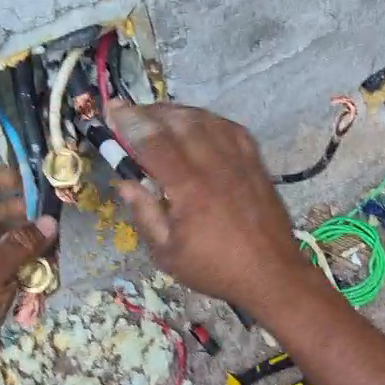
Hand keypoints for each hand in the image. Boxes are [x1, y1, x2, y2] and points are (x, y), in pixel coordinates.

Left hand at [0, 167, 56, 368]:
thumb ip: (23, 243)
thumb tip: (51, 220)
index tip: (27, 175)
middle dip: (24, 213)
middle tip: (54, 210)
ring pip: (8, 242)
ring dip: (31, 241)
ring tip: (55, 240)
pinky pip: (13, 265)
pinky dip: (29, 264)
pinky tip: (48, 266)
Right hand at [107, 102, 324, 315]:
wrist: (272, 274)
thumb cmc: (216, 269)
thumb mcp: (169, 254)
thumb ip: (145, 215)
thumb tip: (124, 184)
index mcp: (189, 188)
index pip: (154, 142)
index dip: (130, 123)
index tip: (113, 111)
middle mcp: (214, 166)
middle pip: (179, 122)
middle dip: (150, 111)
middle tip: (131, 112)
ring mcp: (239, 161)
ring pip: (206, 120)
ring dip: (179, 112)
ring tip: (159, 115)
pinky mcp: (256, 164)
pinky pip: (232, 129)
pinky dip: (210, 120)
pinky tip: (199, 124)